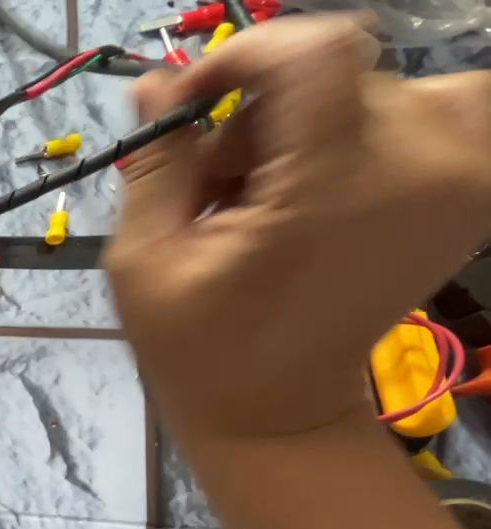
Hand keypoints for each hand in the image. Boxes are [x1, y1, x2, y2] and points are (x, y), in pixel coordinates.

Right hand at [107, 15, 490, 439]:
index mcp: (335, 190)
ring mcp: (472, 171)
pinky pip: (426, 110)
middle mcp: (429, 163)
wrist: (277, 403)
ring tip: (264, 198)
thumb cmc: (194, 343)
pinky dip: (358, 135)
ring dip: (307, 127)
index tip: (190, 101)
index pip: (316, 53)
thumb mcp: (144, 260)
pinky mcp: (483, 179)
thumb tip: (154, 84)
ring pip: (380, 89)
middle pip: (336, 77)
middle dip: (260, 119)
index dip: (244, 56)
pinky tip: (316, 192)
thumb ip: (158, 165)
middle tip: (213, 191)